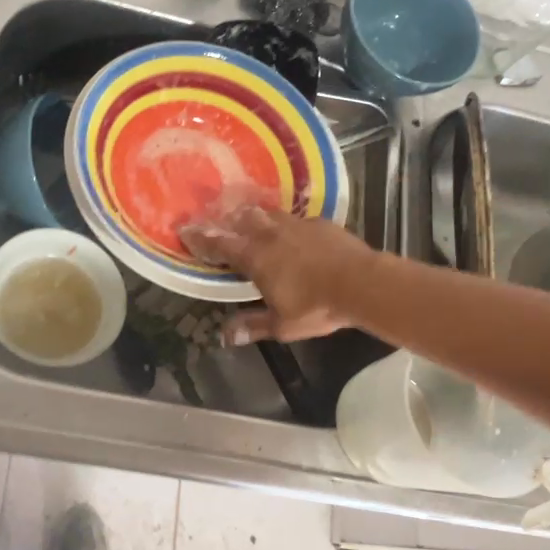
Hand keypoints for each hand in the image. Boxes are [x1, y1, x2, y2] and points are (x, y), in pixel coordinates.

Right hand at [179, 206, 377, 344]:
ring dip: (257, 216)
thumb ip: (253, 326)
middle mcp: (271, 235)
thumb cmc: (317, 306)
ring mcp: (297, 225)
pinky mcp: (320, 223)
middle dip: (229, 218)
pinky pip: (296, 219)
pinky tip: (293, 231)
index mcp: (255, 257)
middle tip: (221, 220)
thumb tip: (226, 336)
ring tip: (253, 219)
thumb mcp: (282, 325)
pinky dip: (287, 223)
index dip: (202, 238)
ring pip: (269, 213)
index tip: (187, 229)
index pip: (220, 244)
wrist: (362, 283)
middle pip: (243, 218)